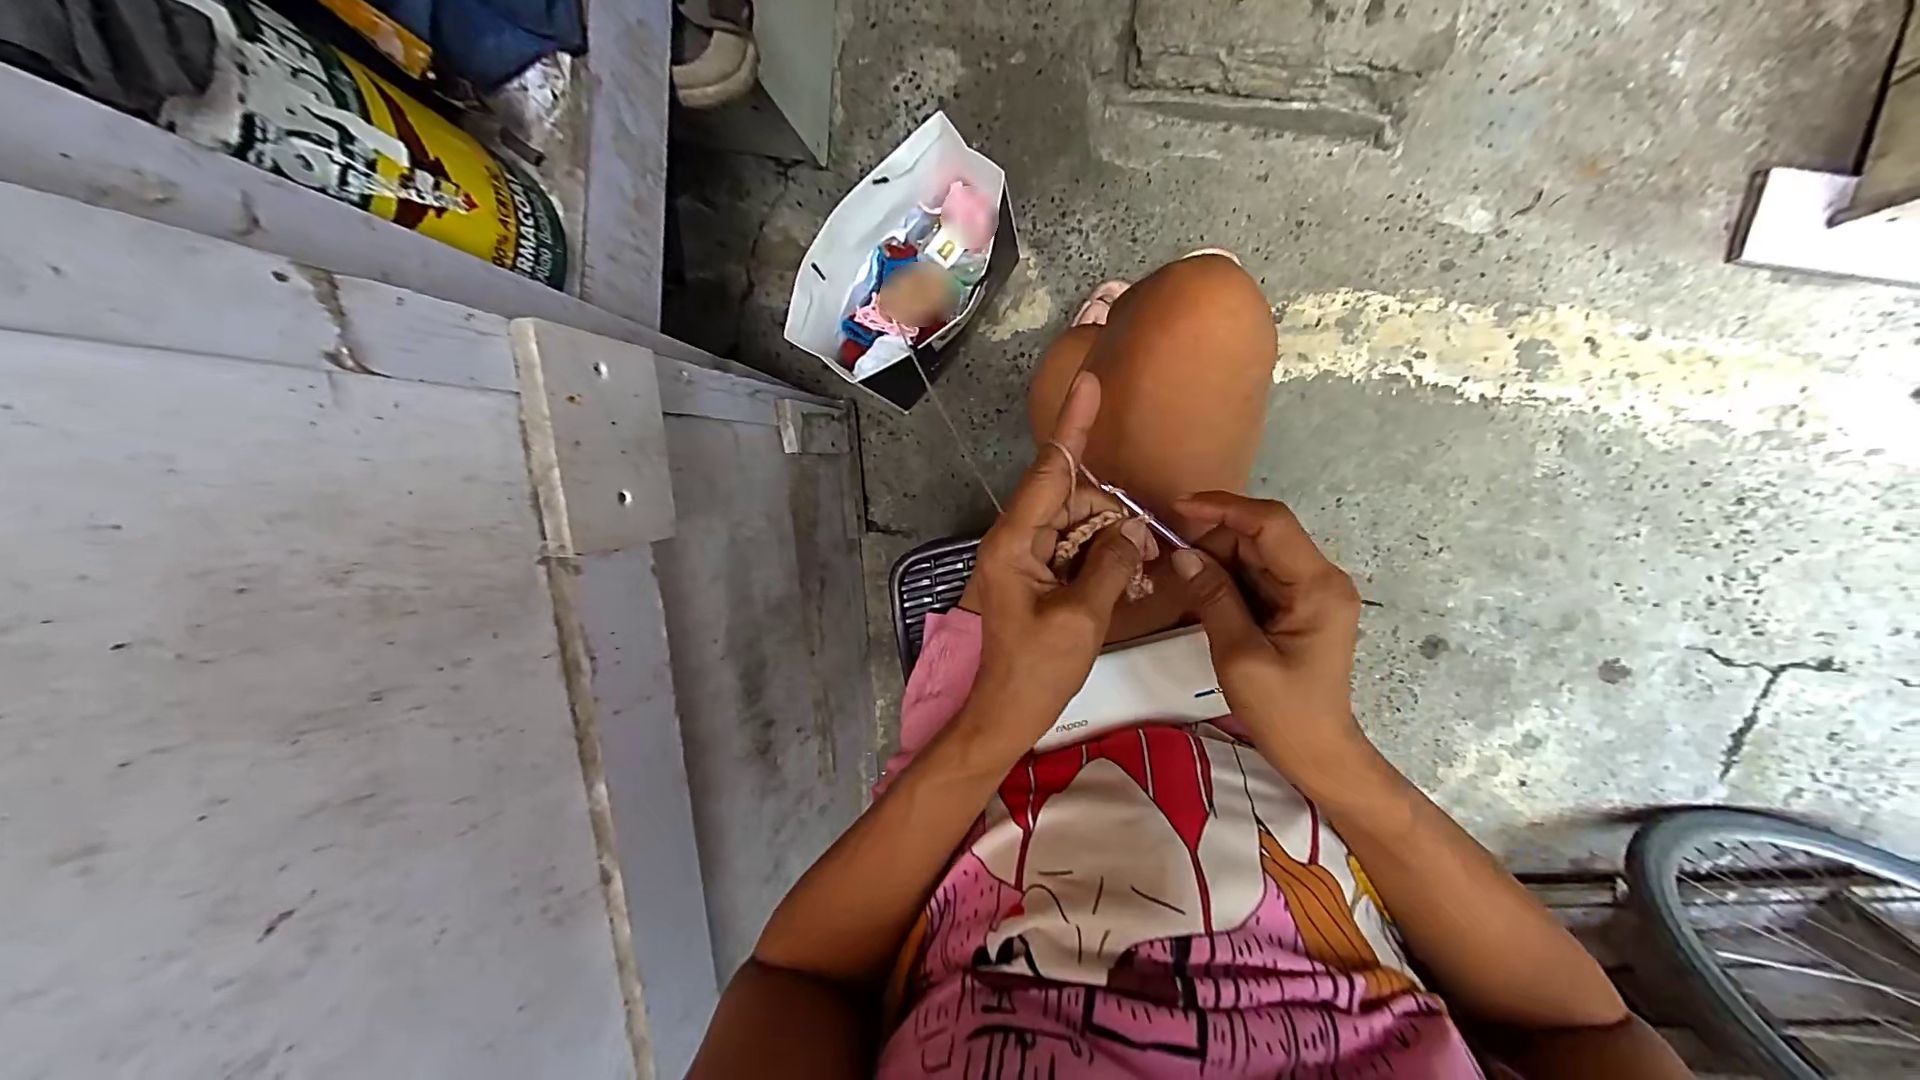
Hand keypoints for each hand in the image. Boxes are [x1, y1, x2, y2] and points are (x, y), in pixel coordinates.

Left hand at [962, 372, 1155, 740]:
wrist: (1006, 712)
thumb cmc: (1037, 670)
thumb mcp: (1083, 618)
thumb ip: (1111, 564)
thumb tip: (1133, 530)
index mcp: (1014, 542)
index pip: (1050, 471)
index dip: (1073, 425)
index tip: (1088, 382)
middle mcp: (1015, 539)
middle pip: (1072, 498)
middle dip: (1110, 515)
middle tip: (1143, 554)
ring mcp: (1025, 555)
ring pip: (1077, 523)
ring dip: (1110, 541)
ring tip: (1135, 578)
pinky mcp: (1036, 572)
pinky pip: (1074, 548)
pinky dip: (1101, 558)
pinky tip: (1124, 583)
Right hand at [1168, 492, 1368, 784]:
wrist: (1317, 752)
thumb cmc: (1284, 711)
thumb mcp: (1239, 655)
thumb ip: (1213, 598)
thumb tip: (1183, 554)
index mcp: (1317, 588)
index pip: (1271, 524)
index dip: (1223, 507)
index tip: (1178, 508)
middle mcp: (1319, 579)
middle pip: (1260, 535)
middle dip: (1212, 539)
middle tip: (1171, 561)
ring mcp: (1309, 591)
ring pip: (1254, 552)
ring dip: (1215, 558)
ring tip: (1181, 580)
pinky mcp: (1295, 604)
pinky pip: (1255, 574)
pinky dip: (1224, 577)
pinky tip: (1200, 591)